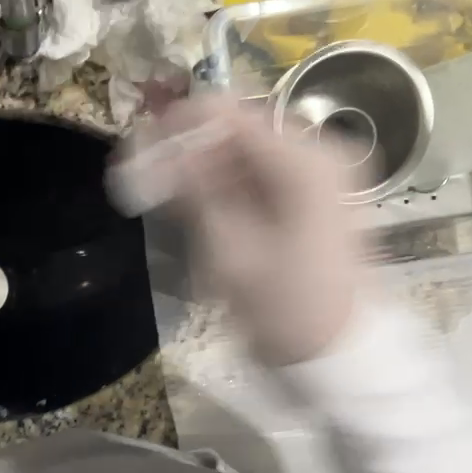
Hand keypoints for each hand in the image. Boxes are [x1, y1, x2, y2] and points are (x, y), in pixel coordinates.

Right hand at [140, 95, 368, 365]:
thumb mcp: (230, 250)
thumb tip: (153, 145)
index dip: (176, 125)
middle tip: (139, 175)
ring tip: (159, 194)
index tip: (133, 146)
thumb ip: (192, 189)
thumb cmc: (285, 309)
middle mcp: (320, 154)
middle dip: (186, 148)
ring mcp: (321, 175)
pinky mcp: (315, 196)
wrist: (338, 357)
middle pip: (238, 130)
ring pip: (245, 153)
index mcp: (307, 160)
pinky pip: (259, 175)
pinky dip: (224, 186)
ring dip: (200, 168)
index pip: (229, 115)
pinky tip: (194, 206)